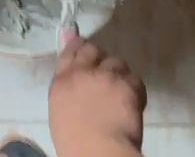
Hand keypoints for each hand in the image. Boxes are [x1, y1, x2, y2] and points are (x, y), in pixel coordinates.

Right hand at [48, 27, 145, 156]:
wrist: (97, 151)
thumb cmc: (74, 142)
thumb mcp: (60, 112)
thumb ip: (67, 92)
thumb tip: (76, 87)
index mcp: (62, 80)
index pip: (69, 52)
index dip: (77, 48)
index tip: (81, 48)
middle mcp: (84, 71)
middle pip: (92, 49)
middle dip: (98, 57)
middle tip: (104, 71)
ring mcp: (107, 75)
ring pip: (116, 62)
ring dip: (118, 73)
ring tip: (120, 89)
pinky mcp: (128, 84)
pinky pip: (135, 79)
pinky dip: (135, 88)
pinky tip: (133, 101)